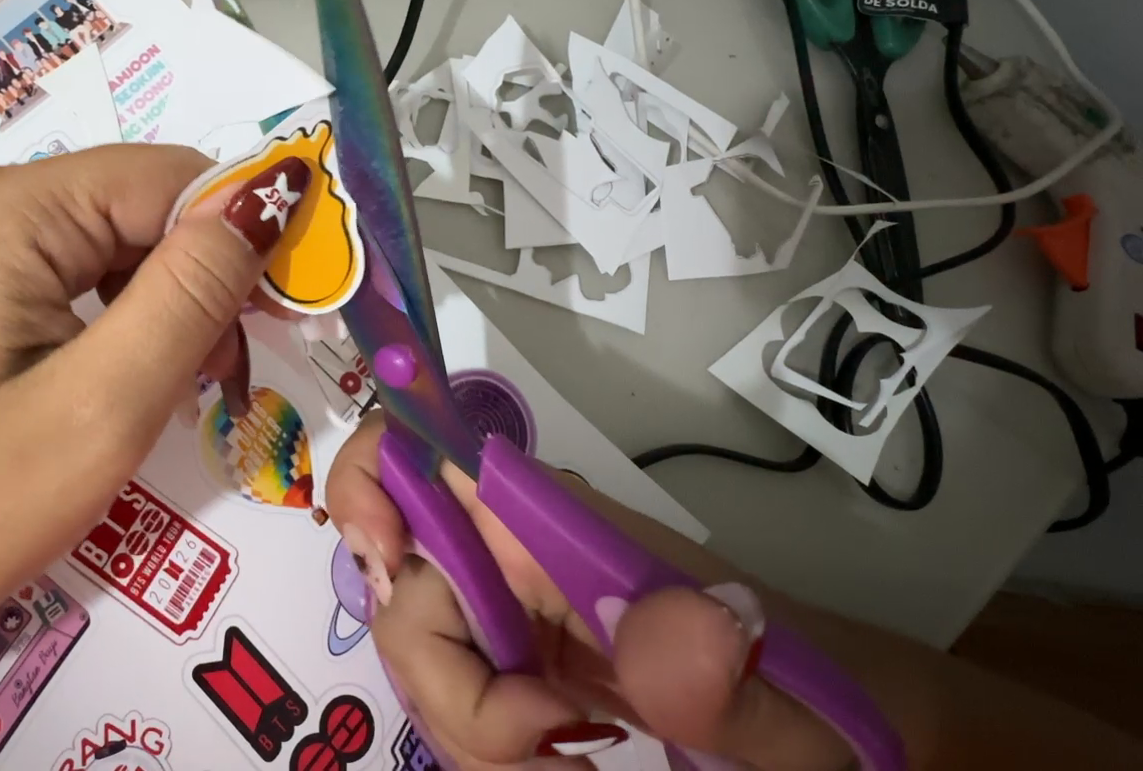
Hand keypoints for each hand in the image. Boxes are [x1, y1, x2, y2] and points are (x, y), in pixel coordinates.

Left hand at [0, 144, 310, 769]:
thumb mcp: (100, 408)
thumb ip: (190, 296)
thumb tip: (267, 200)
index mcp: (9, 212)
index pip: (168, 178)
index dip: (241, 233)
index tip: (283, 316)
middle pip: (137, 208)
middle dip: (198, 278)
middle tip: (222, 375)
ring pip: (108, 246)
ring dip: (159, 306)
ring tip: (174, 390)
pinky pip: (66, 280)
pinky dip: (113, 321)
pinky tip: (118, 383)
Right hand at [326, 414, 851, 769]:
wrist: (822, 715)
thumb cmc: (805, 688)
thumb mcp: (786, 702)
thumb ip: (720, 678)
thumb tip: (651, 632)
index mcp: (539, 515)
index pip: (414, 447)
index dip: (364, 482)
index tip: (385, 568)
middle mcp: (498, 542)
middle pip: (397, 586)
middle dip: (443, 683)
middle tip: (541, 742)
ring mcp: (495, 596)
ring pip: (411, 644)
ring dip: (462, 722)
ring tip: (560, 760)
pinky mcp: (501, 647)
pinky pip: (442, 681)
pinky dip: (473, 732)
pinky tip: (545, 754)